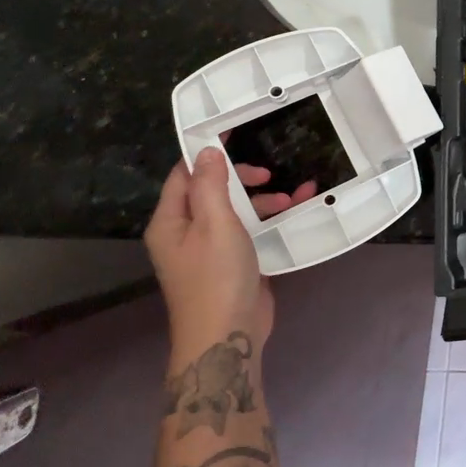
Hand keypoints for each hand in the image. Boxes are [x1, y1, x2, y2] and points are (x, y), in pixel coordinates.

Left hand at [144, 148, 297, 351]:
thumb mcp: (216, 224)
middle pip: (211, 191)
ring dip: (262, 200)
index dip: (207, 151)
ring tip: (293, 199)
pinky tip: (294, 215)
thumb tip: (206, 151)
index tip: (237, 132)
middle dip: (243, 178)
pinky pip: (249, 230)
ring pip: (234, 210)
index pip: (184, 174)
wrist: (226, 334)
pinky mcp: (231, 263)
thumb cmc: (216, 276)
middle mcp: (184, 233)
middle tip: (271, 174)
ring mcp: (208, 250)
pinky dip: (269, 219)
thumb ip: (211, 185)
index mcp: (170, 222)